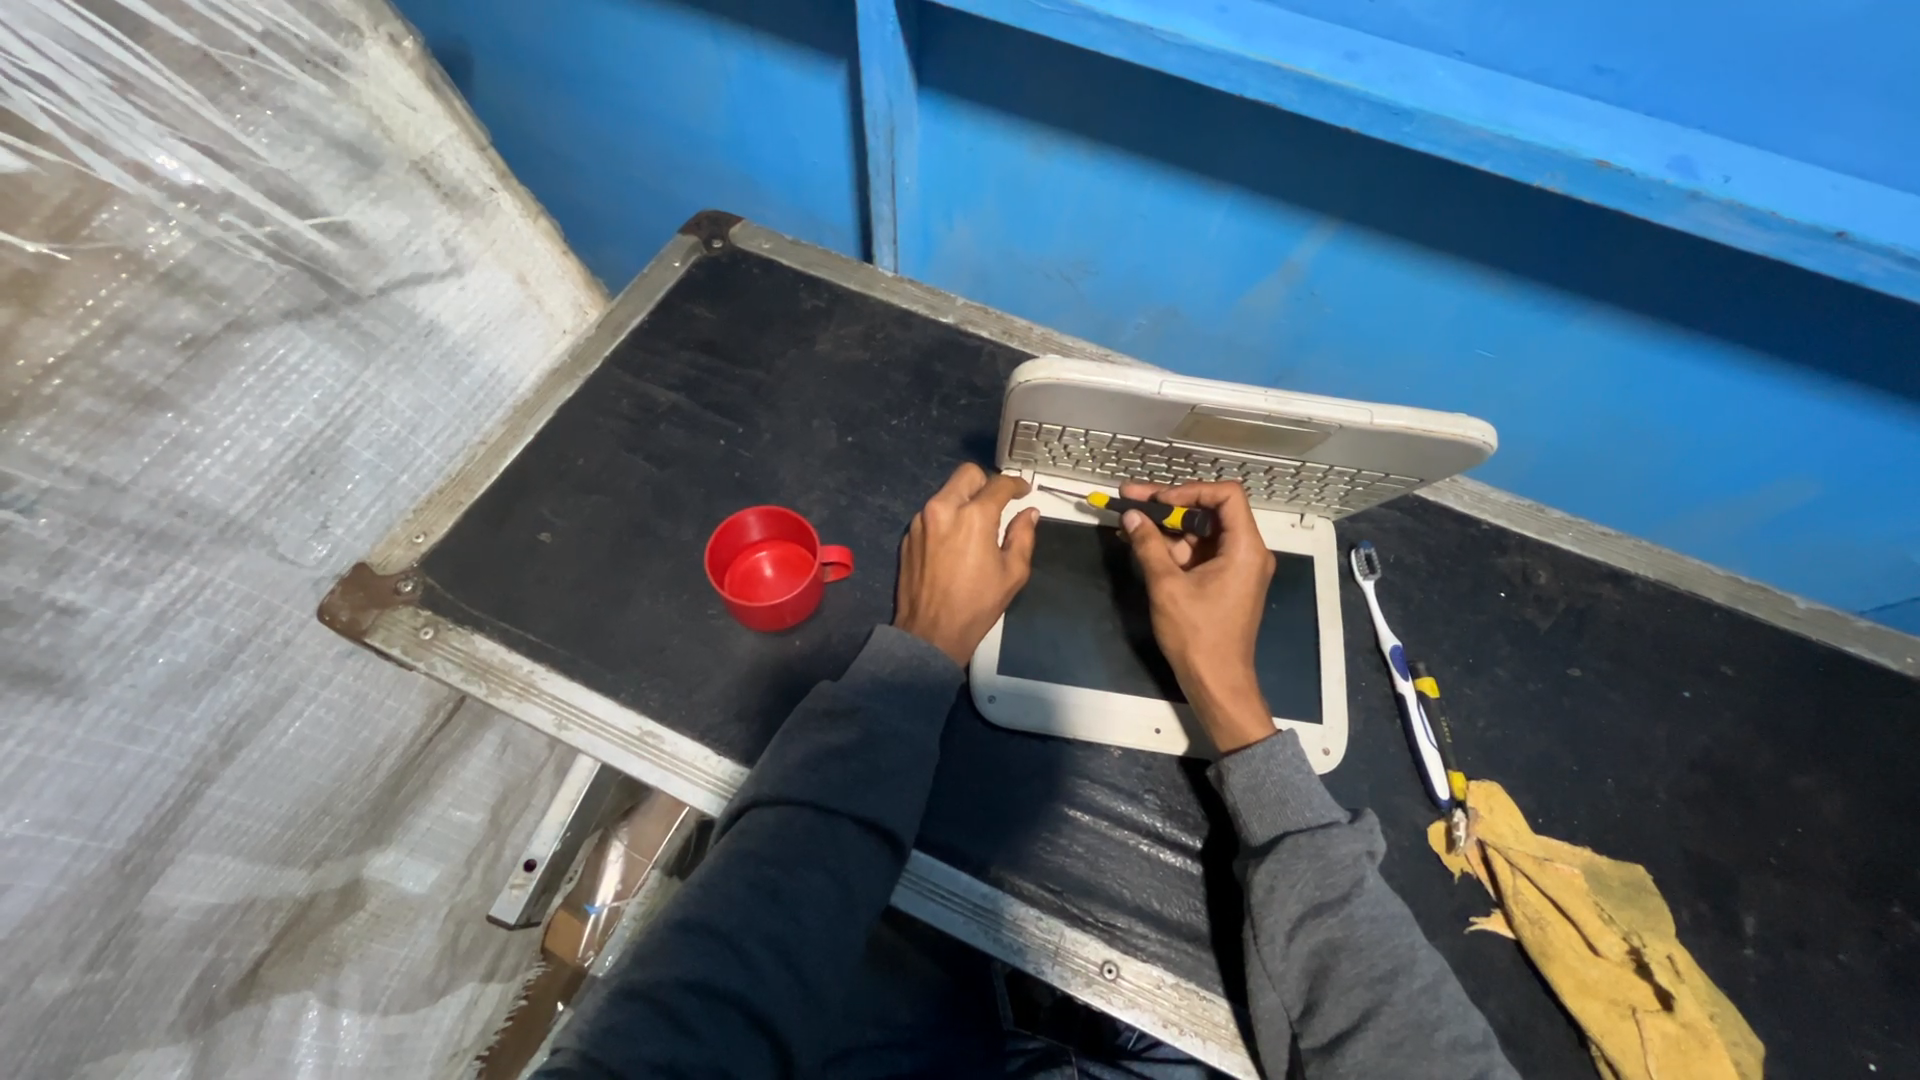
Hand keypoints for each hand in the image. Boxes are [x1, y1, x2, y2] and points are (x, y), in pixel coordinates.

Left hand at [894, 464, 1040, 665]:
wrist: (930, 633)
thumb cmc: (977, 606)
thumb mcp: (1013, 573)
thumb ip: (1023, 536)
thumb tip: (1029, 513)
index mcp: (974, 516)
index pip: (999, 484)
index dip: (1016, 484)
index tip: (1024, 491)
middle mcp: (943, 509)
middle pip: (967, 474)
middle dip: (986, 482)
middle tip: (998, 501)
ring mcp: (921, 521)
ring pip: (946, 492)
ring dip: (964, 499)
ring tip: (976, 524)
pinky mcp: (908, 535)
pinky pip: (931, 514)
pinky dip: (946, 518)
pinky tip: (954, 541)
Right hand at [1119, 481, 1276, 751]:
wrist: (1216, 682)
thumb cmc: (1197, 635)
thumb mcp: (1167, 586)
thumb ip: (1149, 545)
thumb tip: (1131, 516)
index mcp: (1245, 548)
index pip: (1226, 495)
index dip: (1190, 491)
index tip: (1158, 500)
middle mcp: (1246, 551)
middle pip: (1210, 511)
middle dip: (1168, 505)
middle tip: (1130, 497)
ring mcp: (1235, 567)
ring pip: (1200, 532)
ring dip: (1165, 525)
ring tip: (1127, 519)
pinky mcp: (1223, 581)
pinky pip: (1197, 552)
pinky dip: (1171, 546)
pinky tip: (1140, 541)